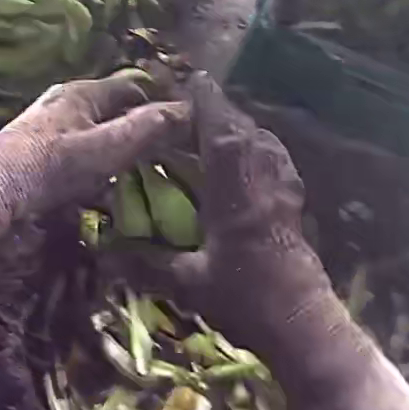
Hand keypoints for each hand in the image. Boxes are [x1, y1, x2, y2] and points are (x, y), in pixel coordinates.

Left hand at [0, 70, 187, 266]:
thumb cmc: (53, 165)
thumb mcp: (107, 147)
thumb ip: (146, 128)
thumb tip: (186, 109)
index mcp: (83, 91)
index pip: (132, 87)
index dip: (158, 102)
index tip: (180, 126)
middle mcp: (65, 99)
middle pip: (112, 107)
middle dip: (137, 125)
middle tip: (162, 152)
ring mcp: (49, 122)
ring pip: (94, 126)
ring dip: (116, 143)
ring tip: (137, 168)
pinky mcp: (37, 145)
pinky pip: (77, 144)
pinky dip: (95, 157)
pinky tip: (100, 180)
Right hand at [161, 75, 408, 409]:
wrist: (306, 329)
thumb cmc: (246, 302)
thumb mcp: (189, 285)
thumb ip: (147, 265)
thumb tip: (103, 256)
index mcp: (236, 195)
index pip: (223, 135)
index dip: (208, 104)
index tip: (194, 80)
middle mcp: (263, 184)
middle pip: (245, 131)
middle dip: (221, 111)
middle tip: (193, 103)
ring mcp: (283, 193)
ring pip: (265, 143)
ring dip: (241, 126)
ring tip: (216, 125)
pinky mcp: (294, 206)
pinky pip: (276, 160)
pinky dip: (259, 146)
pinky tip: (248, 157)